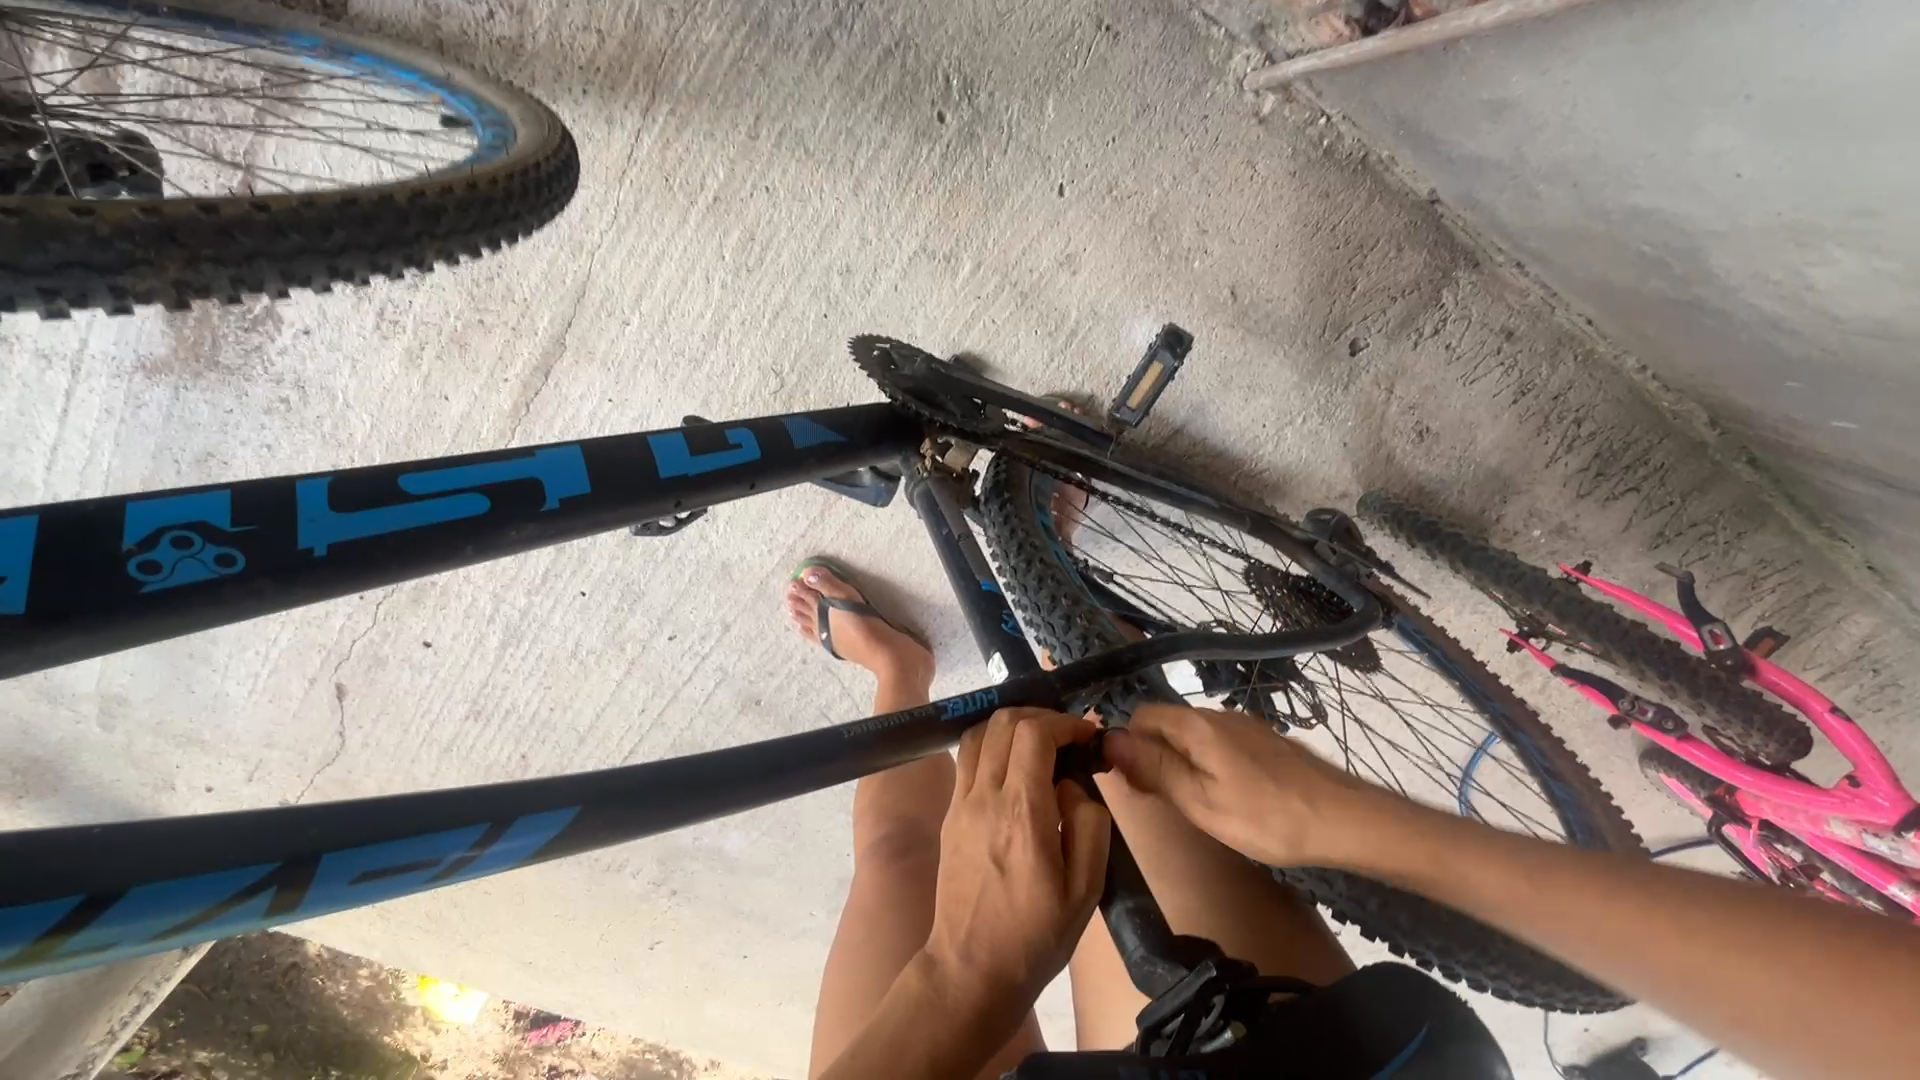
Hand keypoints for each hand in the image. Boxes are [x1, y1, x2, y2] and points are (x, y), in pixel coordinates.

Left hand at [922, 707, 1111, 1014]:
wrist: (970, 970)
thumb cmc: (1035, 935)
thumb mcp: (1086, 889)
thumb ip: (1089, 824)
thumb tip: (1072, 784)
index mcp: (1022, 813)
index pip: (1034, 733)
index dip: (1064, 722)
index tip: (1087, 734)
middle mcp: (985, 797)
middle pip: (1003, 722)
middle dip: (1040, 716)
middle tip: (1067, 735)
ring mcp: (961, 803)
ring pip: (978, 733)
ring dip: (1011, 725)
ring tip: (1039, 743)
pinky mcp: (950, 814)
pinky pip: (966, 758)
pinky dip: (990, 744)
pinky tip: (1012, 767)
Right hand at [1102, 703, 1384, 865]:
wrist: (1346, 820)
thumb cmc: (1267, 818)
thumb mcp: (1200, 802)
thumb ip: (1154, 769)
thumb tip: (1108, 739)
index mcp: (1197, 725)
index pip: (1142, 716)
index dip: (1128, 746)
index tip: (1133, 784)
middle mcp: (1218, 714)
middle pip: (1167, 723)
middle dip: (1152, 755)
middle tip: (1161, 800)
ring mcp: (1245, 725)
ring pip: (1193, 734)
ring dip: (1180, 760)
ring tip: (1191, 802)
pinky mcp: (1265, 741)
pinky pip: (1219, 743)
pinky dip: (1207, 762)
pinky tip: (1225, 795)